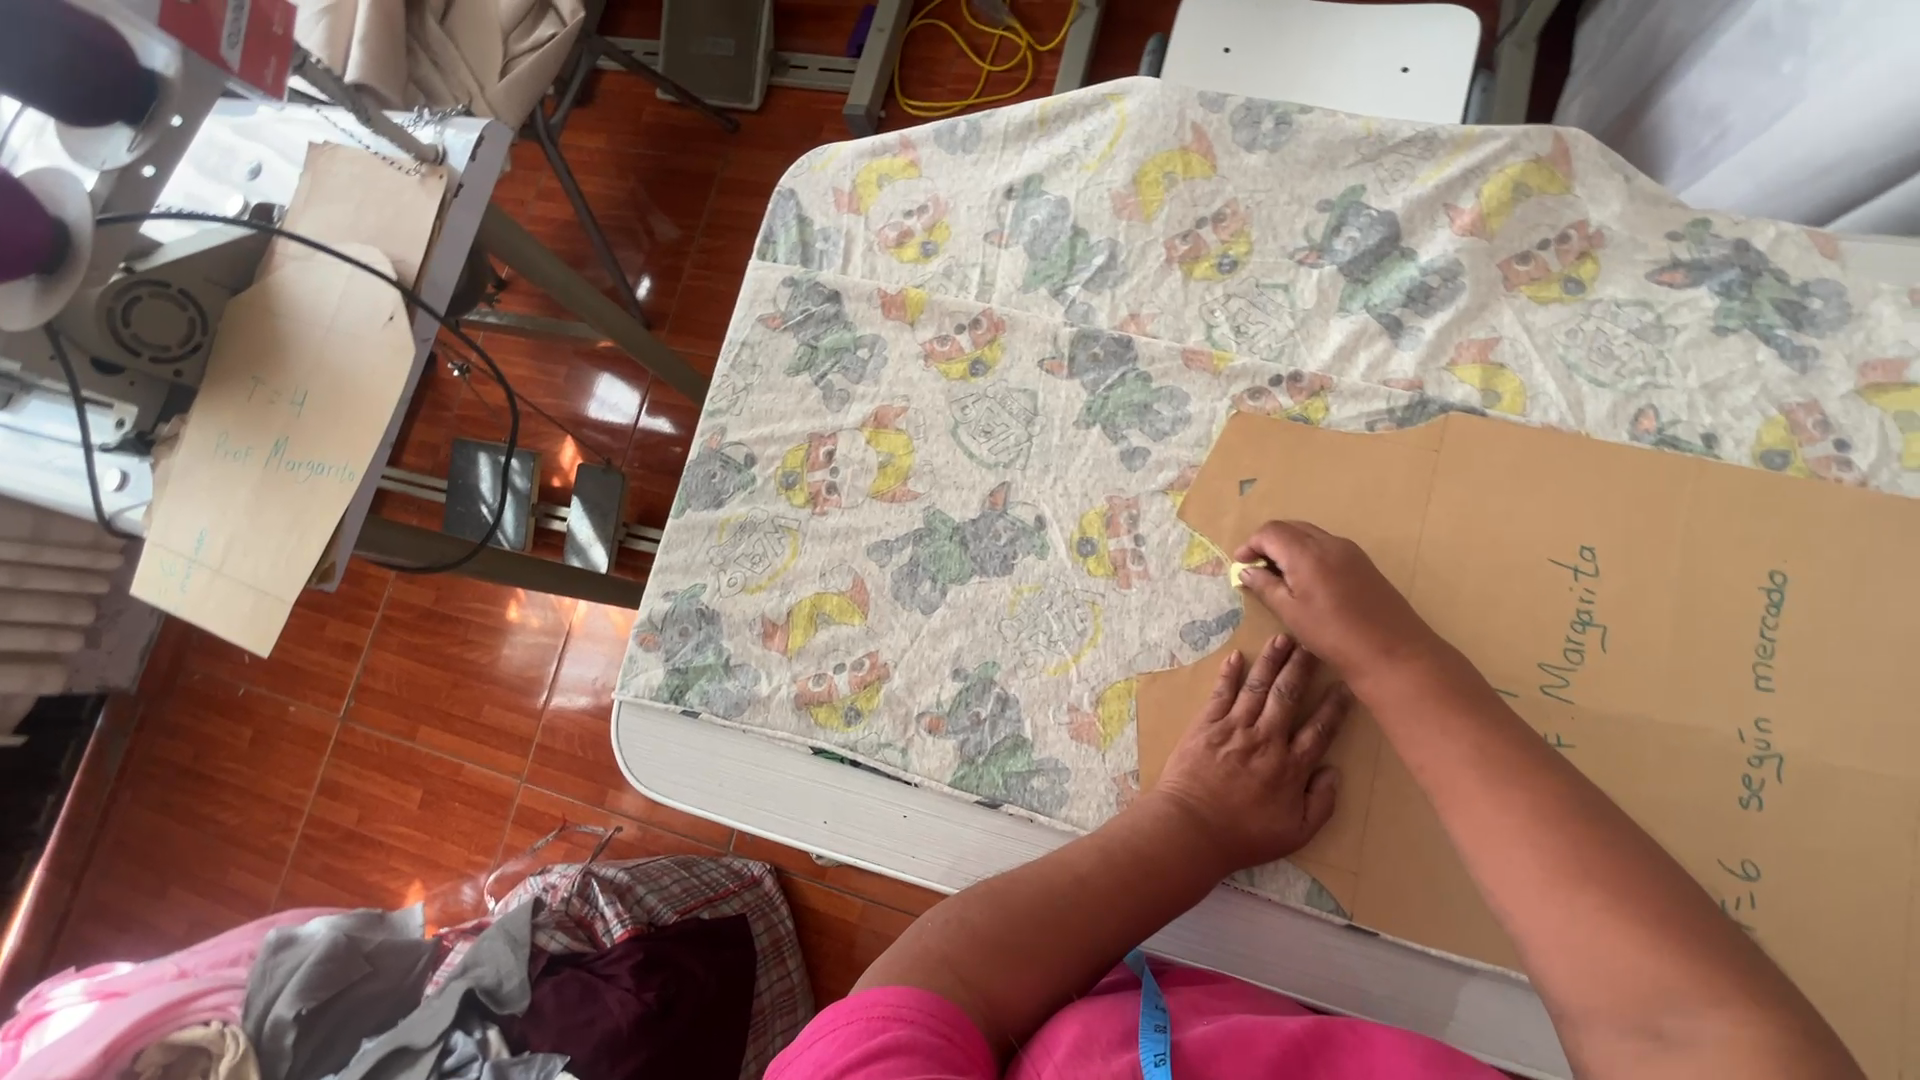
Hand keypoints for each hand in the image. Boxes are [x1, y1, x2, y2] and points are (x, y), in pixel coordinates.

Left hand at [1146, 634, 1348, 874]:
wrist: (1191, 828)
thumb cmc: (1243, 836)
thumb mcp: (1296, 833)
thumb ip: (1322, 803)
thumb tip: (1334, 771)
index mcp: (1290, 766)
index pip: (1320, 729)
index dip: (1335, 706)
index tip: (1346, 685)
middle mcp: (1266, 740)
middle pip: (1288, 696)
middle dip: (1302, 668)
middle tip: (1313, 644)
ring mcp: (1234, 729)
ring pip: (1257, 687)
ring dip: (1271, 661)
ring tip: (1282, 639)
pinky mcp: (1206, 726)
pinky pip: (1221, 694)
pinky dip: (1229, 674)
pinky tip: (1236, 656)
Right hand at [1234, 520, 1444, 686]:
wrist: (1393, 651)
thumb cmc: (1334, 635)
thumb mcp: (1291, 613)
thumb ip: (1265, 587)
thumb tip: (1247, 572)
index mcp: (1307, 553)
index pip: (1270, 532)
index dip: (1251, 545)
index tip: (1241, 565)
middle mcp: (1329, 543)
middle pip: (1290, 527)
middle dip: (1268, 542)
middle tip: (1256, 568)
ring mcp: (1350, 551)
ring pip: (1309, 534)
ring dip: (1288, 547)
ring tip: (1278, 575)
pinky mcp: (1362, 562)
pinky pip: (1326, 546)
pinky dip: (1307, 553)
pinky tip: (1305, 580)